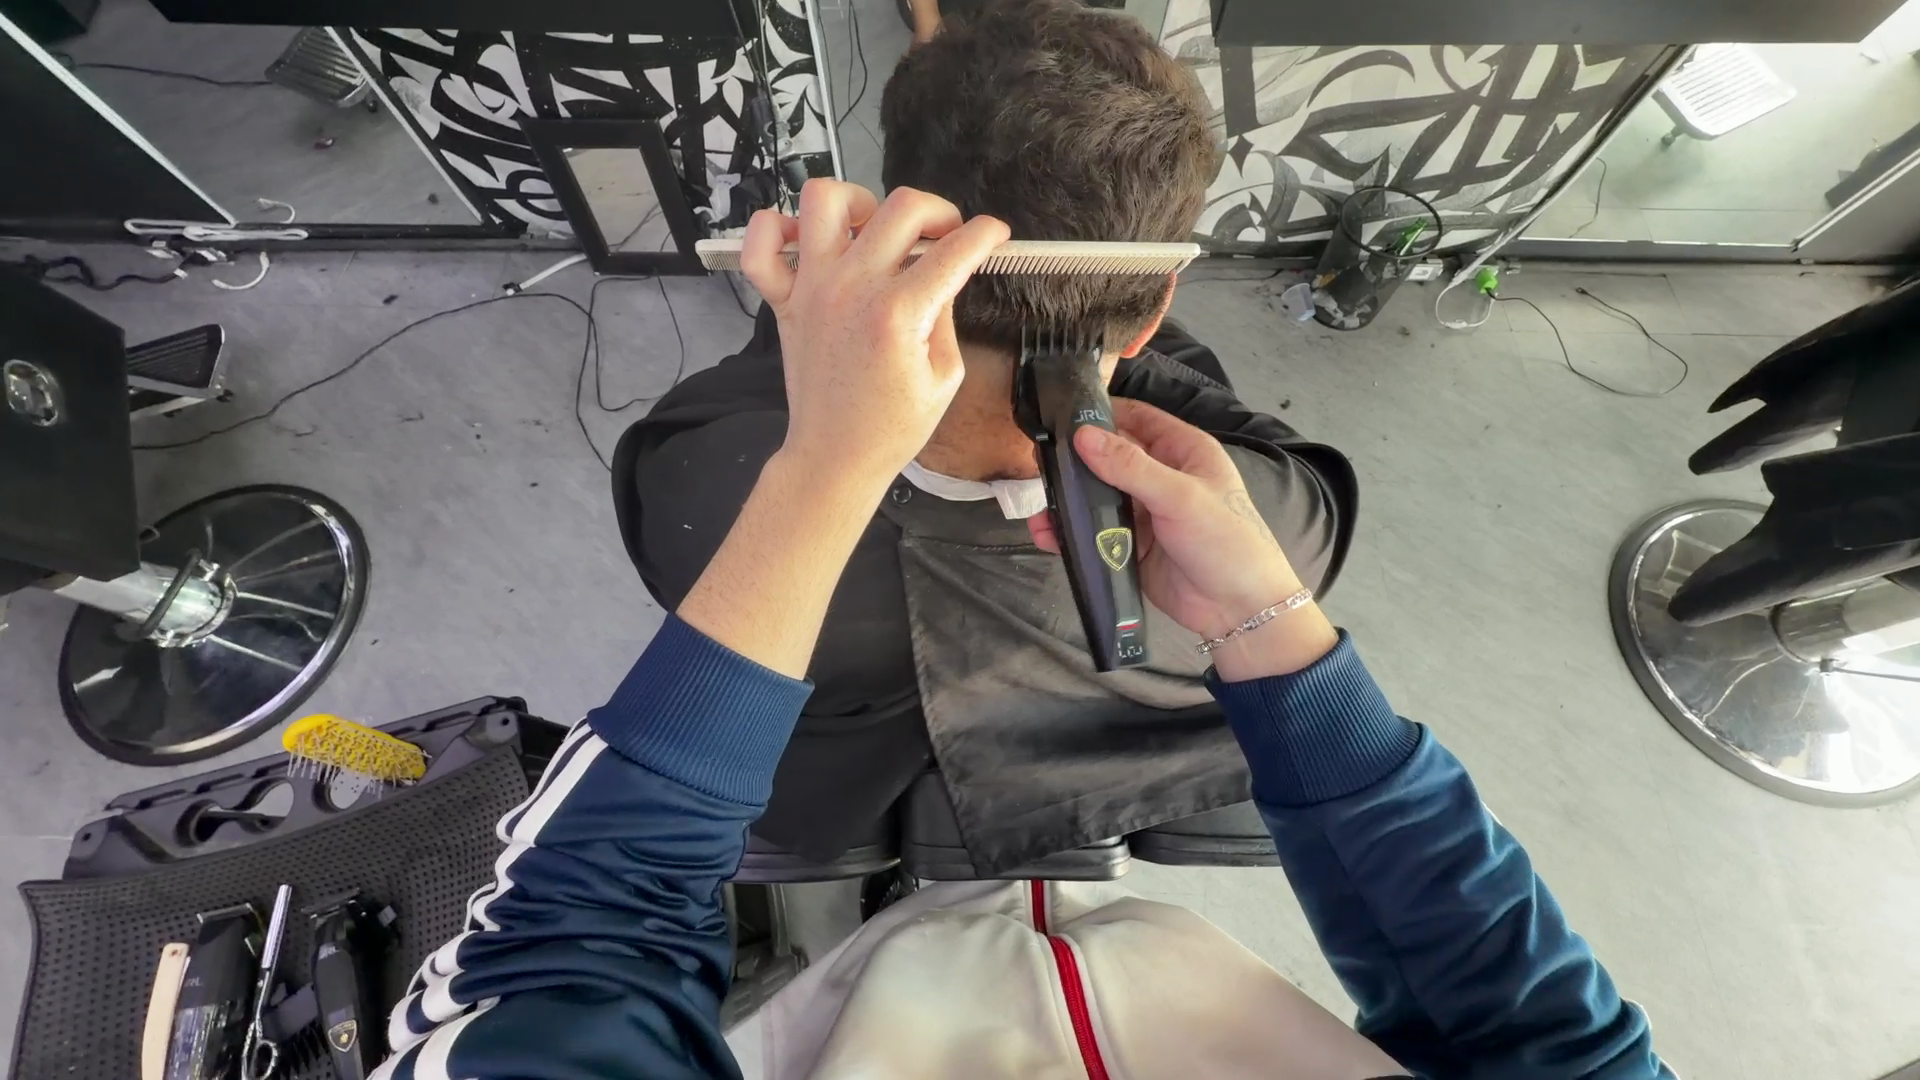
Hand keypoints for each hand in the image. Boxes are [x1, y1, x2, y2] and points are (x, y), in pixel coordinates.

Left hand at [740, 179, 1010, 489]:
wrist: (836, 456)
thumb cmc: (892, 428)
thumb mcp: (944, 376)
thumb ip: (945, 315)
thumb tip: (942, 275)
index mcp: (899, 313)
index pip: (954, 251)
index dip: (986, 235)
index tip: (994, 234)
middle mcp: (853, 288)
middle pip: (902, 209)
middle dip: (939, 212)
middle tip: (946, 236)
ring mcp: (812, 289)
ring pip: (825, 199)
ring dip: (860, 203)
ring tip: (876, 230)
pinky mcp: (784, 301)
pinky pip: (762, 243)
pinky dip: (778, 228)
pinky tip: (809, 242)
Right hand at [1026, 399, 1337, 679]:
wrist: (1239, 610)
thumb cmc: (1224, 540)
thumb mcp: (1179, 497)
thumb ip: (1130, 467)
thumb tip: (1082, 435)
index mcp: (1183, 452)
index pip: (1138, 418)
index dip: (1103, 413)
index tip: (1061, 414)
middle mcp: (1160, 477)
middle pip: (1109, 458)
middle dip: (1075, 462)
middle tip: (1038, 464)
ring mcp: (1144, 513)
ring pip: (1097, 498)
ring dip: (1069, 502)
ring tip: (1040, 510)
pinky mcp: (1130, 546)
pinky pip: (1094, 533)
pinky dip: (1071, 534)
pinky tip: (1047, 536)